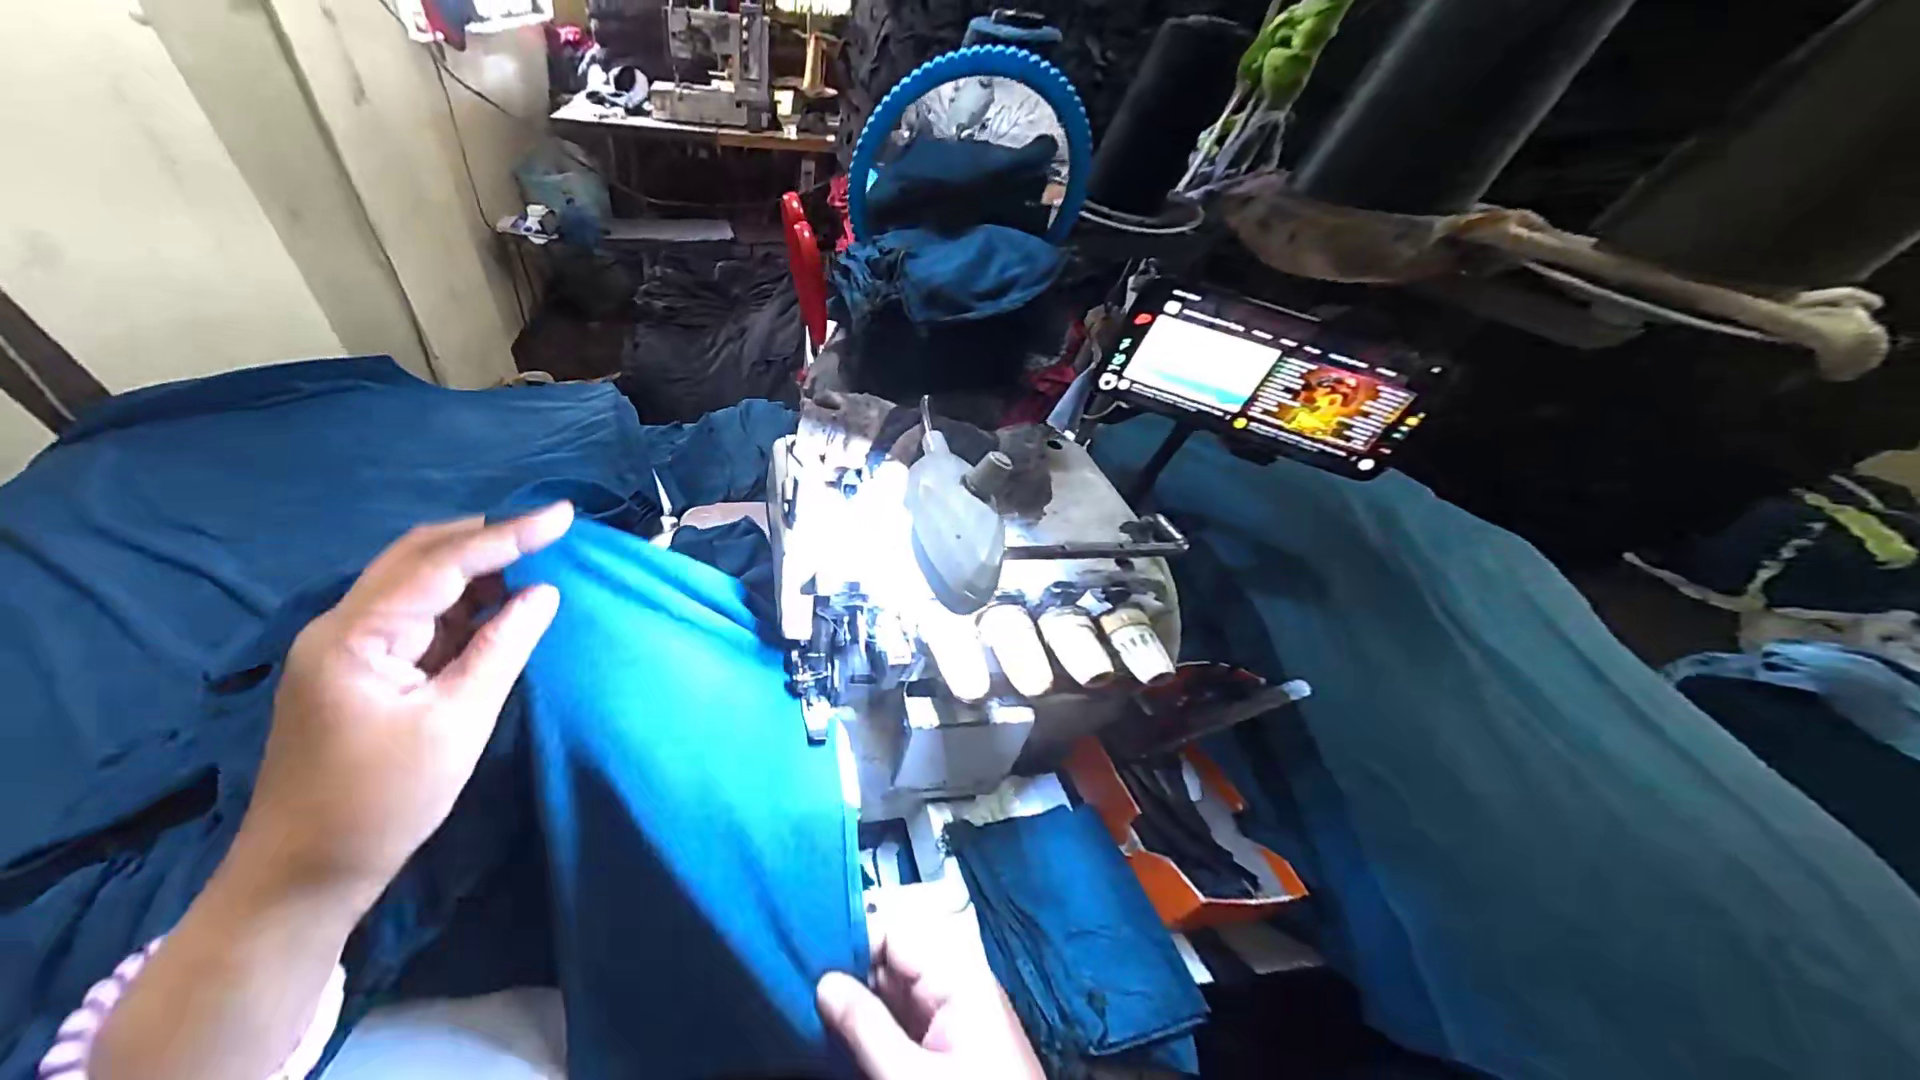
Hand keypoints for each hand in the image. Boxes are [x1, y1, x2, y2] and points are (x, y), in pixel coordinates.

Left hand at [232, 502, 572, 901]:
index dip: (507, 535)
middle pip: (420, 556)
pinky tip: (505, 601)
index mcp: (355, 637)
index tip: (563, 515)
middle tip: (552, 530)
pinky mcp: (366, 665)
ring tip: (540, 561)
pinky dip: (469, 600)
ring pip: (421, 580)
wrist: (306, 872)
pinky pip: (423, 613)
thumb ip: (503, 647)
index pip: (441, 565)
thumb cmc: (385, 800)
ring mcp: (351, 645)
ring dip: (480, 566)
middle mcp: (344, 627)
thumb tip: (544, 592)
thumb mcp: (458, 720)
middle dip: (489, 537)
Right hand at [816, 918, 1044, 1079]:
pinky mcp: (950, 1047)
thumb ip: (866, 1025)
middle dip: (852, 975)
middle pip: (892, 965)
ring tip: (816, 1013)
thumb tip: (825, 981)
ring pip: (894, 995)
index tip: (812, 958)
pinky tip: (845, 1037)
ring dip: (860, 1004)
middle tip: (805, 992)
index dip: (855, 943)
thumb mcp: (910, 1075)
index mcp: (955, 976)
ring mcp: (953, 1018)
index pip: (896, 936)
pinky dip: (876, 1027)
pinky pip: (905, 1023)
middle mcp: (955, 986)